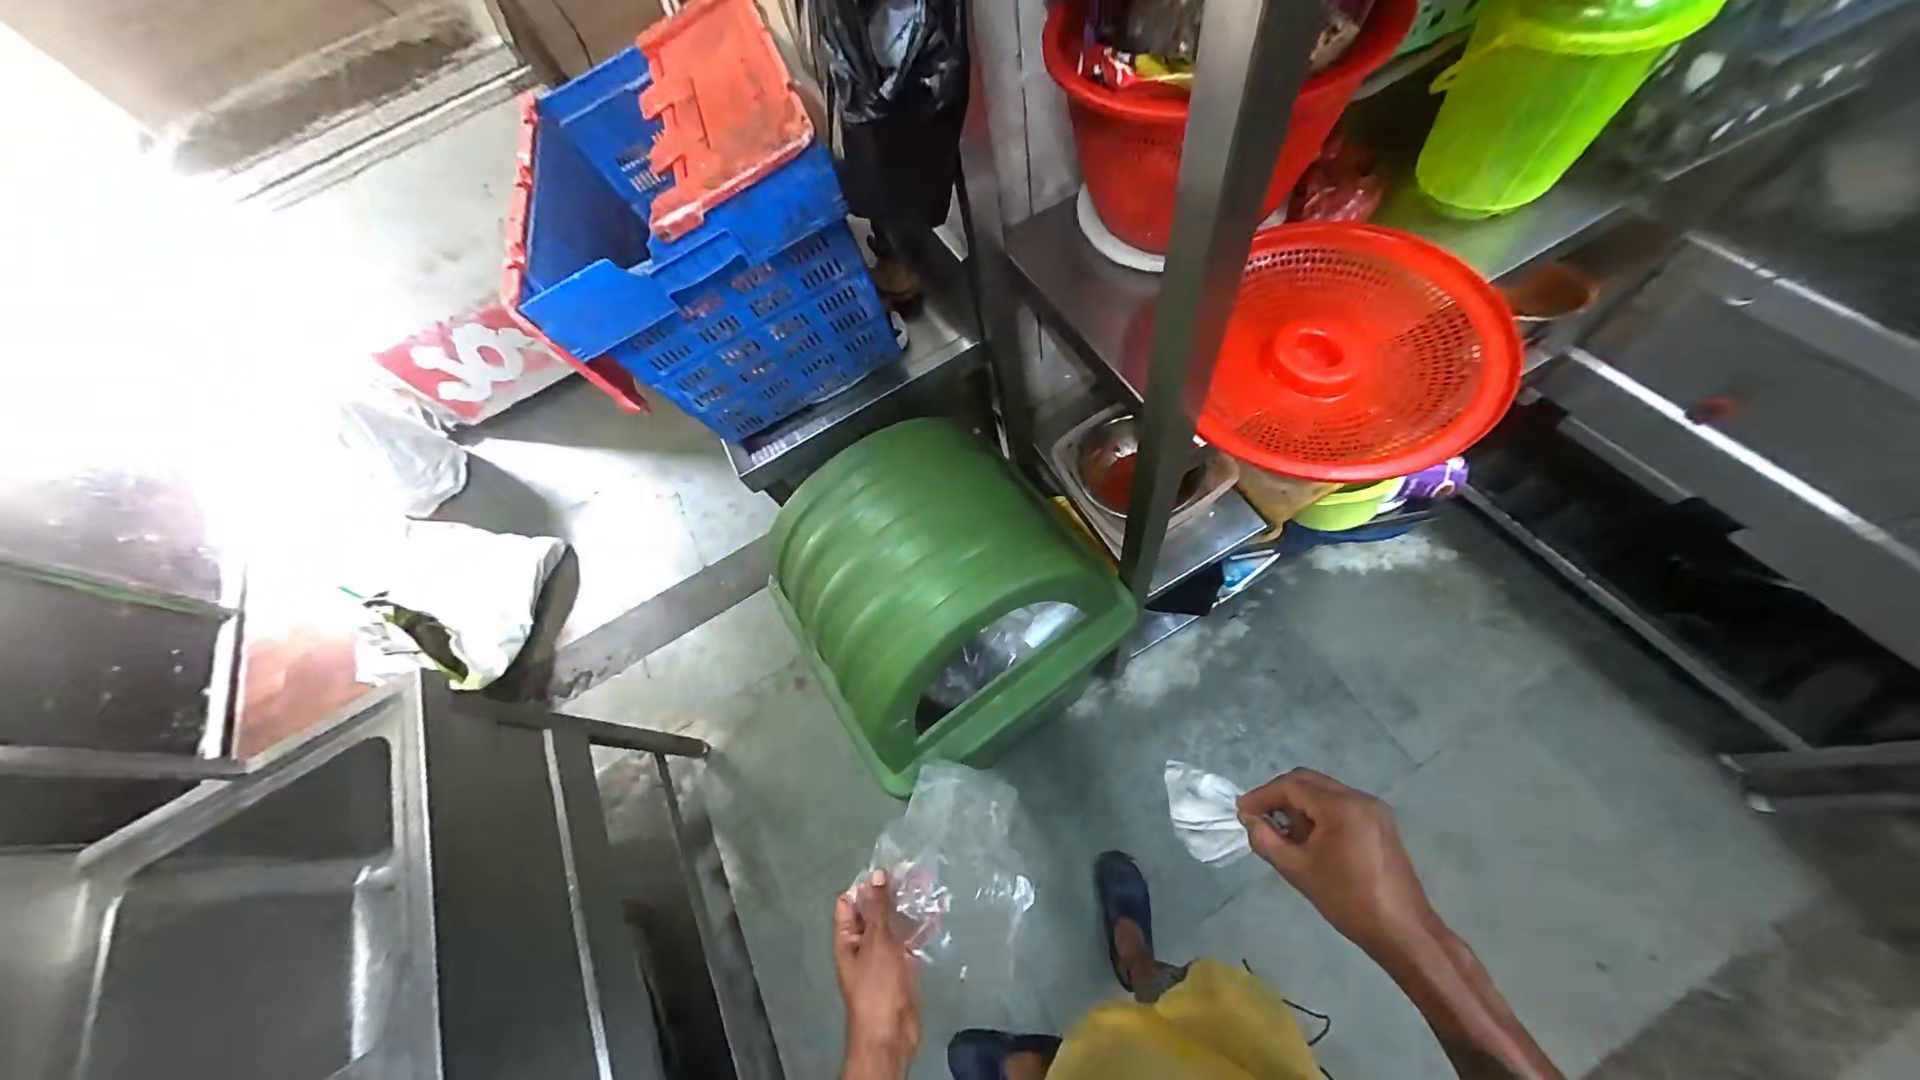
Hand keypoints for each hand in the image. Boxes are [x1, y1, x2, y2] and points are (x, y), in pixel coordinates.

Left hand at [834, 870, 919, 1078]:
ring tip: (929, 884)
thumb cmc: (877, 986)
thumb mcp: (877, 942)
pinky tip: (937, 912)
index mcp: (848, 938)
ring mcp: (885, 955)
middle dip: (893, 891)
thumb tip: (876, 874)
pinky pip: (911, 940)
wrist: (892, 1035)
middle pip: (876, 910)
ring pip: (896, 923)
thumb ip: (878, 908)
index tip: (889, 870)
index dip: (866, 885)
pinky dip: (922, 926)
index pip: (850, 902)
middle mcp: (864, 943)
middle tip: (916, 871)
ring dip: (910, 906)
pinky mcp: (903, 966)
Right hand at [1238, 768, 1441, 960]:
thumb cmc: (1349, 901)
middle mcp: (1360, 798)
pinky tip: (1309, 839)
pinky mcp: (1380, 824)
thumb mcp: (1298, 870)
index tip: (1242, 811)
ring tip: (1283, 833)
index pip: (1292, 786)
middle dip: (1279, 796)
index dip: (1262, 796)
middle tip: (1258, 817)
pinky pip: (1339, 805)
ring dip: (1298, 806)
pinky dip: (1317, 814)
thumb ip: (1265, 838)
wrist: (1405, 935)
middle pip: (1308, 781)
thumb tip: (1249, 819)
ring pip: (1323, 792)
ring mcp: (1374, 810)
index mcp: (1341, 807)